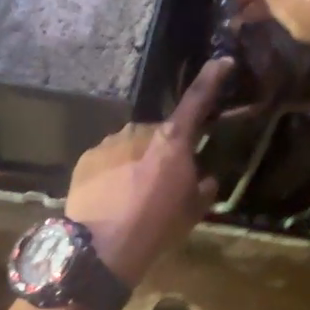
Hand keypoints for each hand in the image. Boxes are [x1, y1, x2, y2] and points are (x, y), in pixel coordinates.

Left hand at [64, 57, 233, 285]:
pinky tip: (112, 198)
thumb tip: (205, 178)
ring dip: (137, 162)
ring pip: (131, 146)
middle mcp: (140, 131)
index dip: (212, 78)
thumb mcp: (192, 212)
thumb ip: (203, 188)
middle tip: (164, 183)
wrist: (101, 248)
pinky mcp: (86, 158)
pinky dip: (113, 172)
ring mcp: (109, 142)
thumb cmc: (157, 227)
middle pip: (160, 134)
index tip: (223, 61)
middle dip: (164, 151)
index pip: (197, 100)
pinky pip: (108, 159)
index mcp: (172, 140)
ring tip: (134, 197)